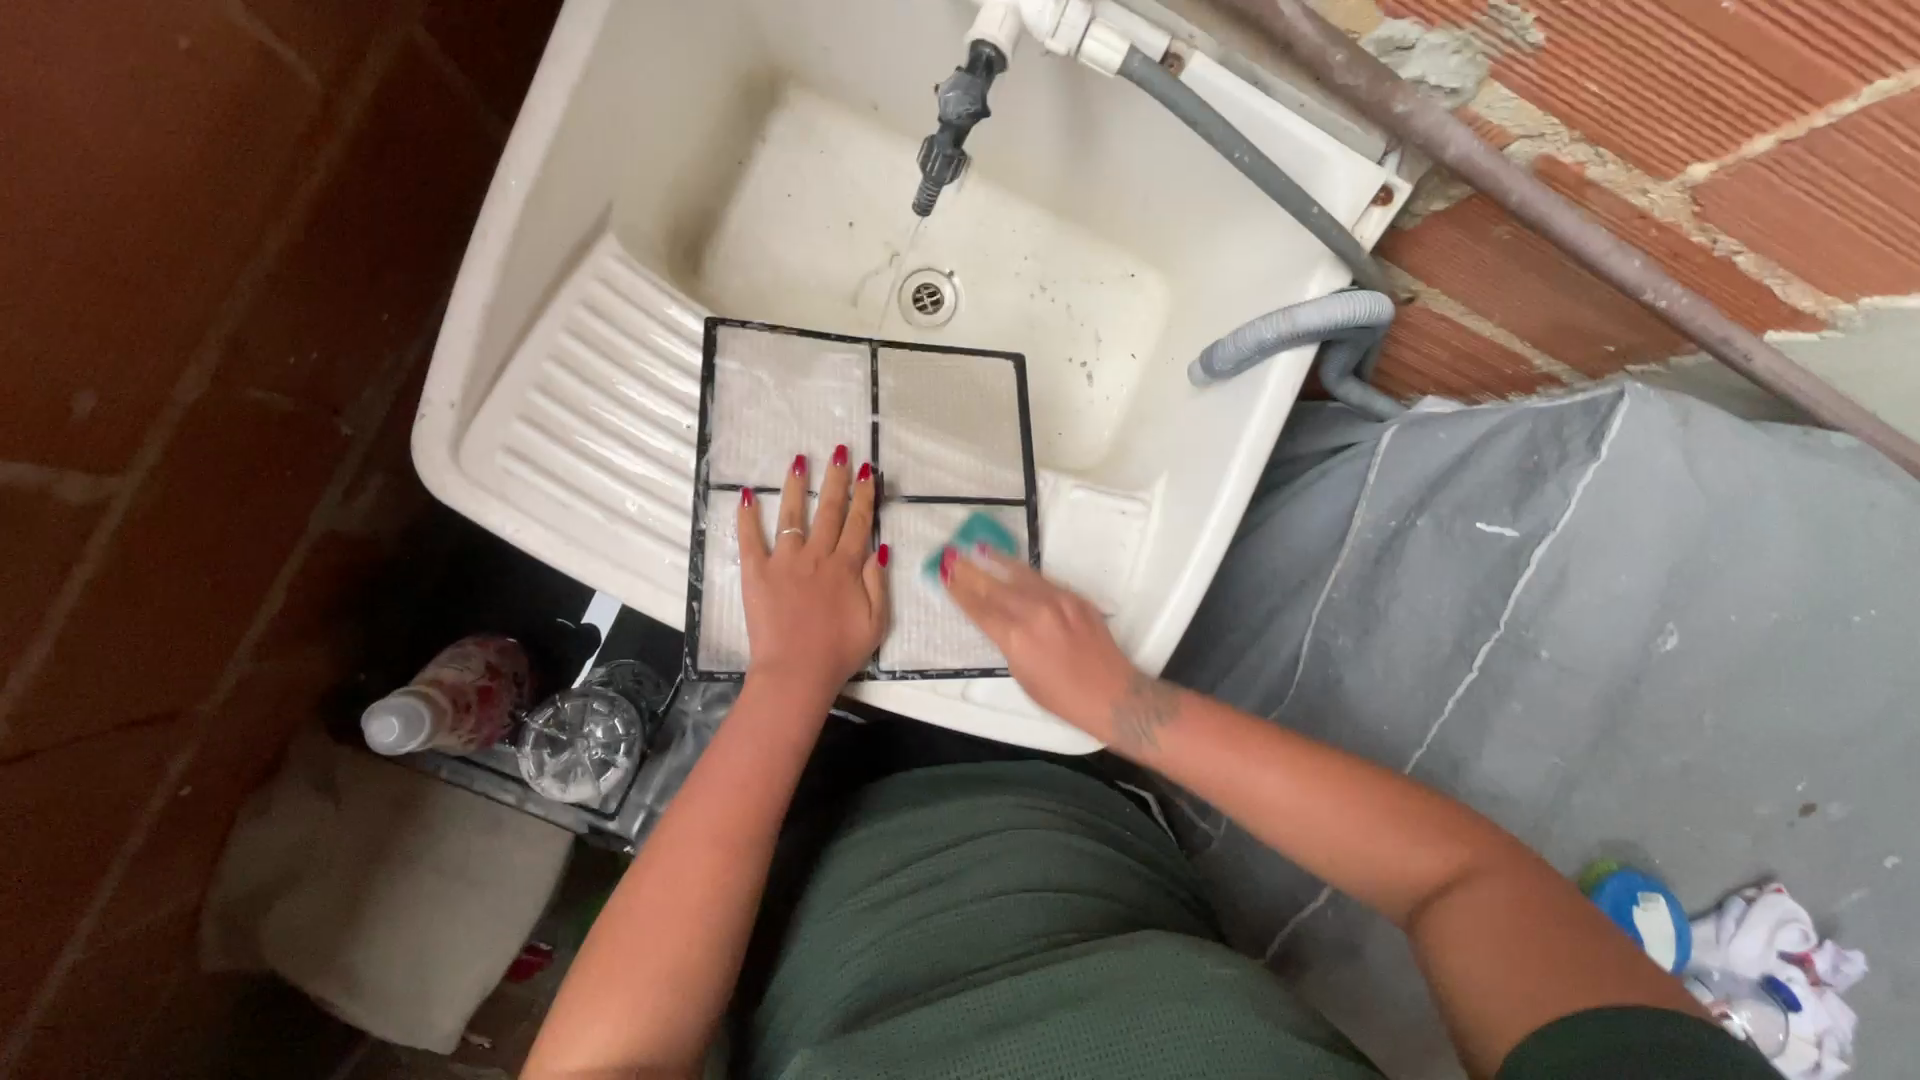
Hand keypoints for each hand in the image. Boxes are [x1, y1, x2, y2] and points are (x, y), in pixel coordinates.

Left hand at [737, 446, 888, 696]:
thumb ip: (878, 582)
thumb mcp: (876, 622)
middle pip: (828, 509)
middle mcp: (817, 555)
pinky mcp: (756, 572)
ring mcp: (784, 561)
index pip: (858, 521)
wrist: (796, 672)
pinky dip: (747, 516)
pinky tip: (745, 494)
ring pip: (791, 515)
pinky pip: (750, 538)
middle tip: (840, 451)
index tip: (867, 471)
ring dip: (796, 485)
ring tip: (799, 460)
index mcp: (846, 566)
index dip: (864, 494)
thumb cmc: (839, 652)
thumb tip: (881, 547)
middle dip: (836, 478)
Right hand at [942, 548, 1177, 746]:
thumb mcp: (1022, 675)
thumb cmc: (1061, 696)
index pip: (980, 609)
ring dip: (997, 563)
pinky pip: (1044, 581)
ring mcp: (1058, 602)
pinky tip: (1015, 568)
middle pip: (994, 587)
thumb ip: (1008, 644)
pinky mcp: (1075, 599)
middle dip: (971, 572)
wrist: (1110, 693)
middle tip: (953, 557)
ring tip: (980, 550)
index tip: (945, 577)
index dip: (960, 592)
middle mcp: (1035, 614)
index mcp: (1016, 638)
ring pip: (1020, 576)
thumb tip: (998, 622)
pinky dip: (1025, 573)